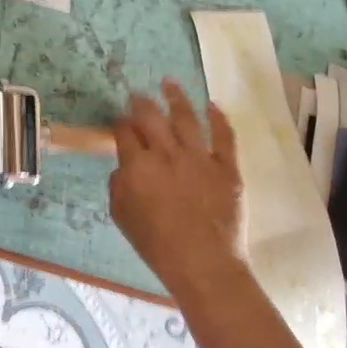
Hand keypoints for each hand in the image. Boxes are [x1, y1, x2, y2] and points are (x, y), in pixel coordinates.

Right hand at [109, 79, 246, 291]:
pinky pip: (224, 138)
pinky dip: (219, 119)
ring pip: (186, 118)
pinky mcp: (228, 170)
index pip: (124, 132)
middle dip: (141, 103)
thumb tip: (126, 167)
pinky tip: (212, 105)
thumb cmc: (155, 243)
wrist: (204, 265)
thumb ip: (119, 183)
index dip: (120, 123)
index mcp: (137, 164)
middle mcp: (166, 154)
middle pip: (150, 117)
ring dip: (176, 98)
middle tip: (137, 94)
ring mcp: (199, 159)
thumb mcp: (120, 213)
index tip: (119, 121)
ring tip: (169, 82)